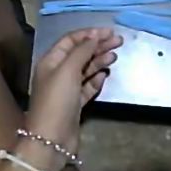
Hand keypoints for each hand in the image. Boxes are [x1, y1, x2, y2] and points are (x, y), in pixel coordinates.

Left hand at [24, 29, 121, 154]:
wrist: (51, 139)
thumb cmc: (57, 100)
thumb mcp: (67, 71)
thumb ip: (82, 51)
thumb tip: (94, 37)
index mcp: (51, 61)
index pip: (70, 40)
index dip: (89, 34)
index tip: (109, 32)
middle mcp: (57, 72)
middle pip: (80, 53)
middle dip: (98, 46)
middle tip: (119, 42)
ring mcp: (66, 89)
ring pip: (85, 69)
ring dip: (99, 61)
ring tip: (114, 56)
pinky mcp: (75, 103)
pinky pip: (87, 86)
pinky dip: (96, 79)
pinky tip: (105, 75)